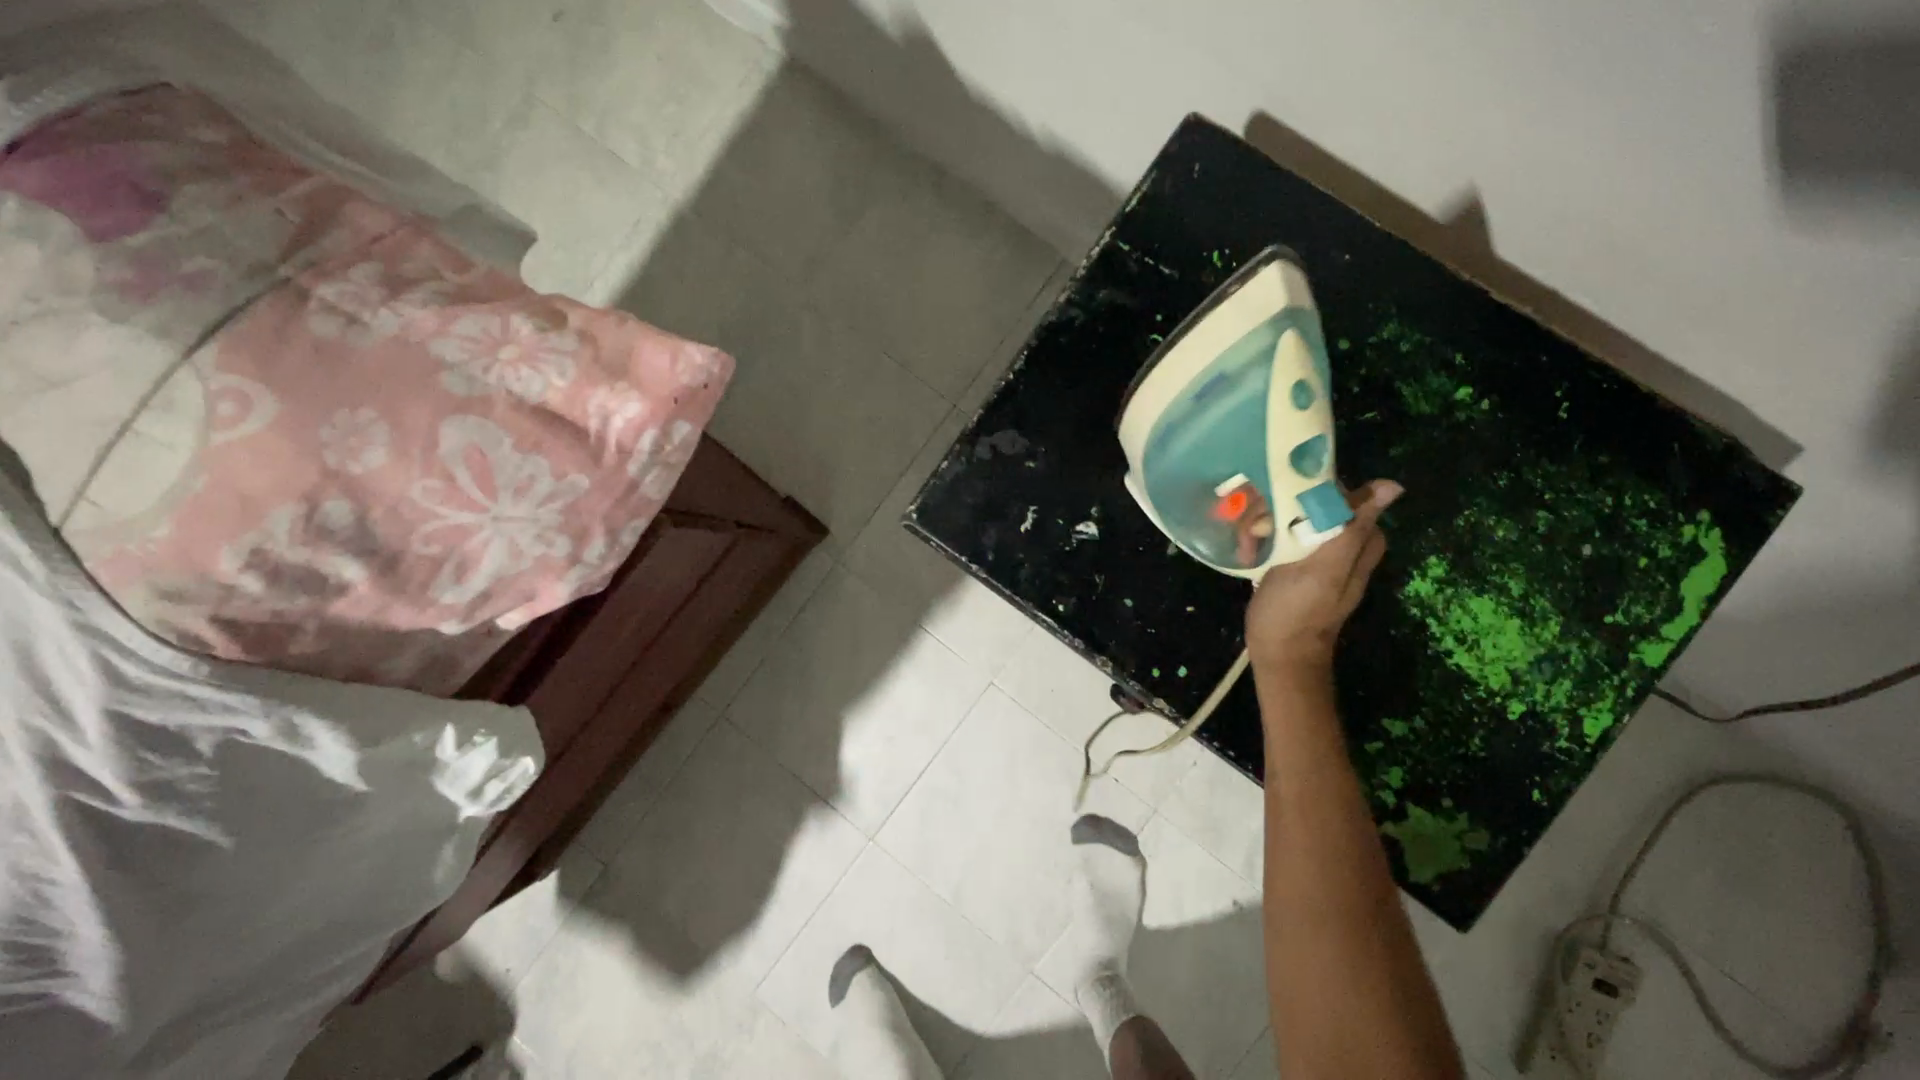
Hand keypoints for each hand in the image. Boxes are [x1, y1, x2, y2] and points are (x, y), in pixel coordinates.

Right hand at [1244, 479, 1402, 681]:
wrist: (1279, 654)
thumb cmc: (1298, 612)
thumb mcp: (1327, 568)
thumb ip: (1355, 527)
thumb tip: (1393, 486)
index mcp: (1358, 536)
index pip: (1333, 490)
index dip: (1301, 491)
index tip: (1276, 505)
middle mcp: (1340, 537)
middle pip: (1305, 498)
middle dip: (1273, 509)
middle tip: (1256, 530)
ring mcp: (1314, 547)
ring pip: (1285, 513)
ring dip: (1260, 526)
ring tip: (1248, 548)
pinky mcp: (1291, 557)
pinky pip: (1275, 531)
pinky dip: (1258, 538)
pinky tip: (1248, 554)